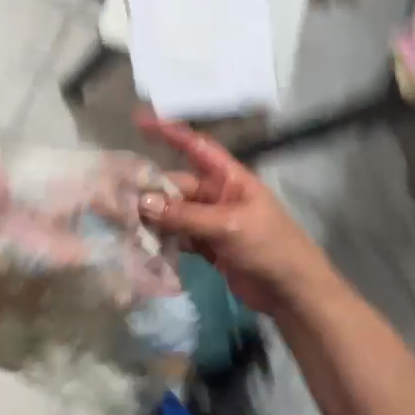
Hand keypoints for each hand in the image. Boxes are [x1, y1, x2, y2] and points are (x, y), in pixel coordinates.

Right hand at [135, 114, 339, 316]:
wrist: (294, 294)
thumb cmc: (271, 248)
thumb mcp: (229, 226)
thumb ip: (185, 215)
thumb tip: (141, 202)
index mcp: (230, 179)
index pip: (196, 147)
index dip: (169, 132)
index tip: (139, 121)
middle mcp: (217, 196)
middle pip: (176, 185)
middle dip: (151, 190)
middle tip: (120, 199)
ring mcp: (210, 221)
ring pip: (172, 212)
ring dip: (152, 217)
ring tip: (124, 223)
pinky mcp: (206, 245)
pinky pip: (176, 235)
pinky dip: (161, 238)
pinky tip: (142, 243)